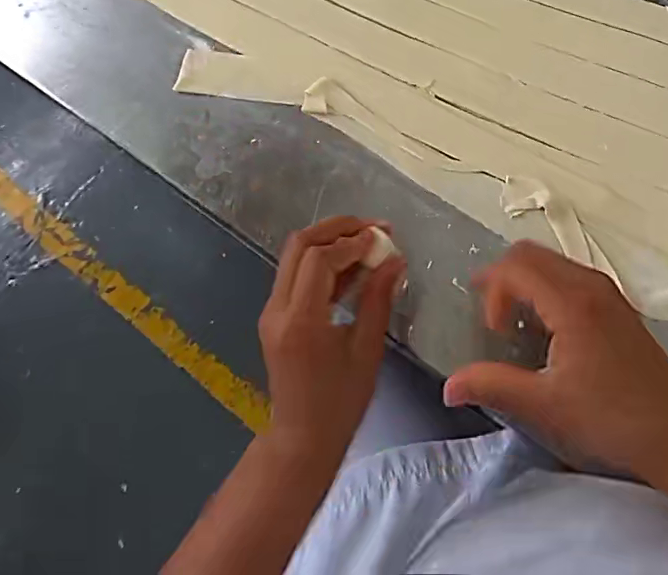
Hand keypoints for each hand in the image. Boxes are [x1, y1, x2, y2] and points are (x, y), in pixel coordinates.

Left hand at [259, 216, 406, 462]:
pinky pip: (297, 274)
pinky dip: (323, 261)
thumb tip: (395, 260)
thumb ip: (378, 299)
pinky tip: (353, 266)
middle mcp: (278, 308)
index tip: (382, 239)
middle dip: (337, 229)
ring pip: (295, 255)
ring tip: (368, 241)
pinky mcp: (275, 315)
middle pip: (300, 245)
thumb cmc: (340, 402)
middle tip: (373, 228)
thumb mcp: (366, 350)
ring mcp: (272, 310)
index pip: (320, 259)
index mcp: (300, 319)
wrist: (302, 440)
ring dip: (330, 241)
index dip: (352, 242)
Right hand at [442, 240, 667, 474]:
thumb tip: (450, 386)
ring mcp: (605, 290)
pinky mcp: (614, 303)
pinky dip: (544, 286)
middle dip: (502, 278)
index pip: (515, 267)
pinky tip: (545, 327)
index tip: (494, 331)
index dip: (493, 292)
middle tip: (495, 320)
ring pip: (549, 261)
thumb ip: (494, 387)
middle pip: (530, 253)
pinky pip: (566, 273)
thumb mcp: (546, 407)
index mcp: (571, 302)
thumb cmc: (611, 419)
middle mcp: (588, 284)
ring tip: (516, 322)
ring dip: (523, 281)